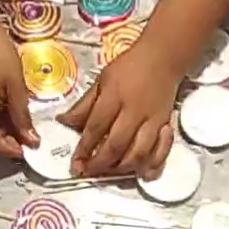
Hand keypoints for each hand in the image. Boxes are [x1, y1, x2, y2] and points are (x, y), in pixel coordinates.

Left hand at [57, 41, 180, 177]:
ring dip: (121, 169)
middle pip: (116, 146)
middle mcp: (134, 111)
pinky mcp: (166, 127)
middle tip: (88, 172)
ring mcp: (153, 121)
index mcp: (115, 95)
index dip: (84, 148)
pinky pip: (160, 153)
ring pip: (137, 155)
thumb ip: (84, 105)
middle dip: (99, 164)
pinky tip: (139, 171)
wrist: (163, 56)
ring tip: (108, 171)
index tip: (75, 163)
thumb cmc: (129, 69)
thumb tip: (63, 121)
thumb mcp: (102, 80)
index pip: (96, 127)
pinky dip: (150, 166)